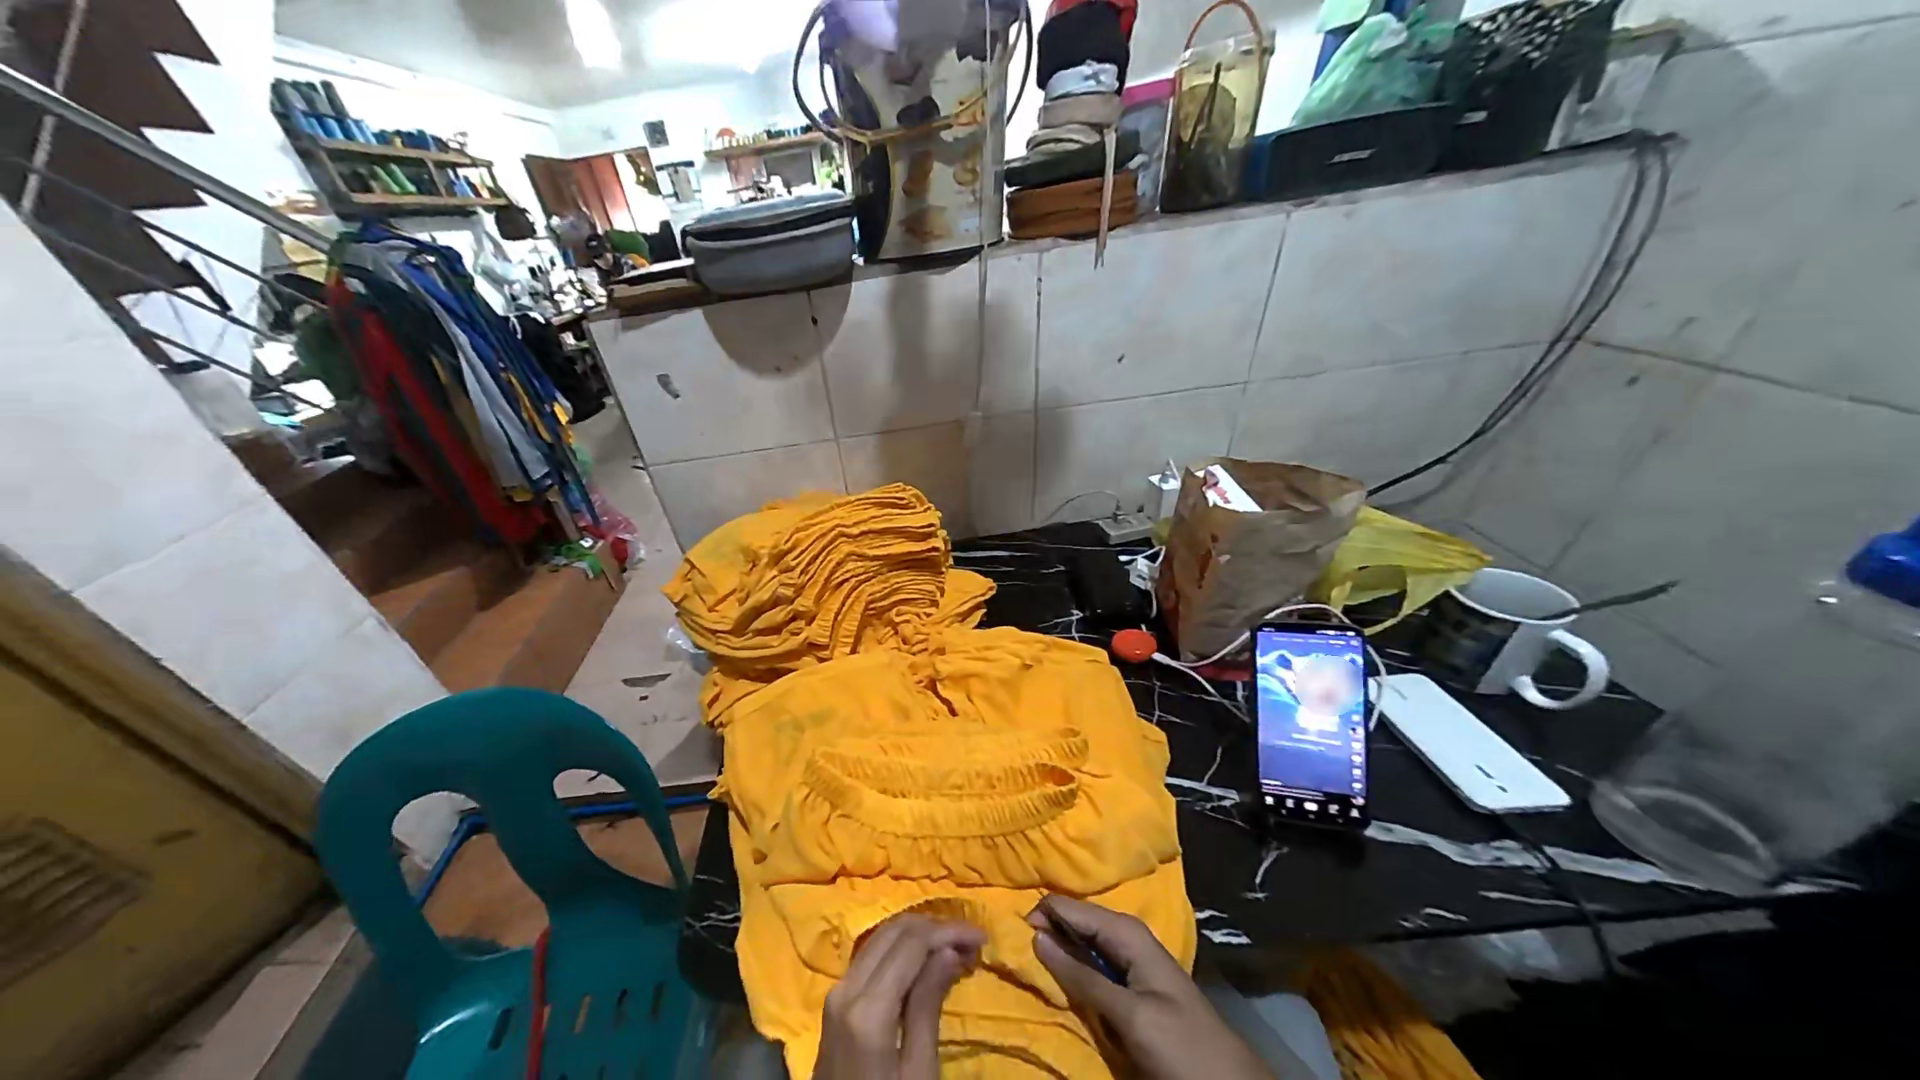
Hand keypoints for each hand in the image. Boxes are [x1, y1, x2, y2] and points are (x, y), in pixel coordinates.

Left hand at [813, 913, 985, 1079]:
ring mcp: (837, 991)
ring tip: (955, 950)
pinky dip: (901, 949)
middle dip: (936, 928)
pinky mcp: (835, 1000)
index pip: (912, 942)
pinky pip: (871, 955)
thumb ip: (928, 1006)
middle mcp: (847, 986)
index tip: (982, 938)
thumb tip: (948, 950)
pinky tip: (925, 962)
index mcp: (868, 1007)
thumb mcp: (918, 1072)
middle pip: (895, 930)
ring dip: (919, 935)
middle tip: (971, 943)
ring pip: (881, 937)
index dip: (949, 931)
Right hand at [1029, 897, 1271, 1079]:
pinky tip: (1057, 979)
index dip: (1039, 916)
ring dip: (1056, 951)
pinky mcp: (1129, 985)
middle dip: (1045, 930)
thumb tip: (1037, 937)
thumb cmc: (1182, 1046)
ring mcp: (1128, 961)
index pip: (1069, 907)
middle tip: (1011, 948)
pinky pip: (1090, 966)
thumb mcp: (1129, 1015)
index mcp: (1126, 932)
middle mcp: (1125, 936)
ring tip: (1026, 961)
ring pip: (1079, 944)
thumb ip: (1083, 975)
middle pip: (1073, 922)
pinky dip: (1072, 971)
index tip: (1007, 933)